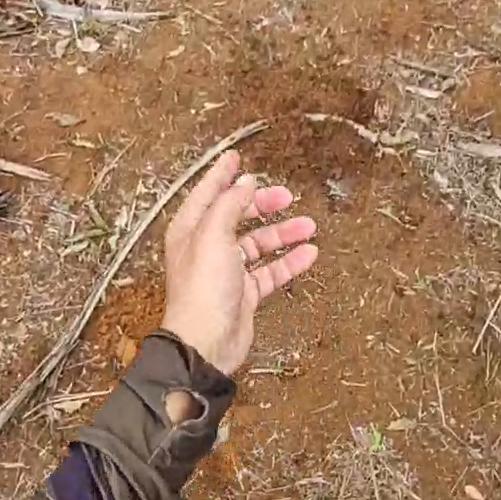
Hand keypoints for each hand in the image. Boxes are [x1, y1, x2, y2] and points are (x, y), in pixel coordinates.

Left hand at [160, 150, 317, 376]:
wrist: (207, 342)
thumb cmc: (202, 289)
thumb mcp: (213, 235)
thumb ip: (230, 204)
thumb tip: (245, 182)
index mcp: (191, 230)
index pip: (208, 193)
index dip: (223, 174)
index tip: (236, 157)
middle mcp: (207, 247)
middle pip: (238, 216)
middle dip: (262, 204)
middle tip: (286, 196)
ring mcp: (227, 271)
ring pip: (259, 244)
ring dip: (283, 233)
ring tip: (308, 226)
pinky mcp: (245, 293)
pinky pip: (271, 271)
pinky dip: (289, 262)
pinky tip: (308, 253)